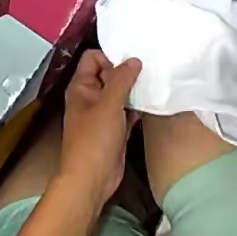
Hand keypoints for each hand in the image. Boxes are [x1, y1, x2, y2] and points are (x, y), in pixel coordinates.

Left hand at [59, 50, 142, 200]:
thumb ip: (121, 80)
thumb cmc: (94, 139)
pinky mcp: (114, 129)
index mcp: (81, 87)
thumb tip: (134, 60)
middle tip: (150, 70)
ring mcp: (102, 114)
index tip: (133, 61)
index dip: (111, 57)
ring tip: (155, 84)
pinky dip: (136, 108)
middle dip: (127, 72)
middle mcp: (90, 97)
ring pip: (119, 93)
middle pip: (109, 74)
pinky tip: (152, 104)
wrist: (91, 179)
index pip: (93, 58)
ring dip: (134, 90)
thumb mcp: (108, 105)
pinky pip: (126, 111)